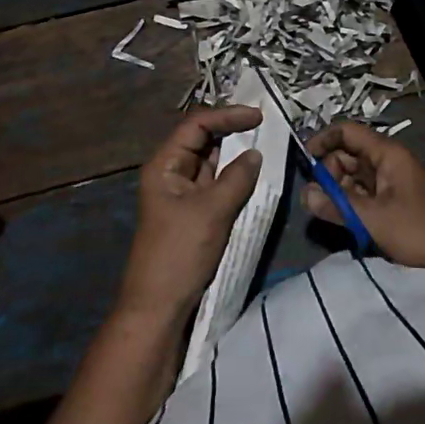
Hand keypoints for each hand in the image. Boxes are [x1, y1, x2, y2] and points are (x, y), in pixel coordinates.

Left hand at [118, 106, 263, 315]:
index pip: (196, 125)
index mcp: (165, 164)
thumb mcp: (212, 212)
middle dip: (232, 131)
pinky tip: (253, 174)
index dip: (227, 116)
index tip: (258, 115)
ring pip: (211, 163)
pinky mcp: (194, 213)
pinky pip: (216, 185)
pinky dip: (234, 178)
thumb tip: (256, 154)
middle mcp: (171, 173)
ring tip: (265, 143)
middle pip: (203, 140)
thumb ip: (237, 179)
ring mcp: (182, 193)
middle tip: (265, 125)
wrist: (159, 308)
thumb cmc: (179, 254)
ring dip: (235, 154)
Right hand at [303, 121, 424, 273]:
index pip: (347, 131)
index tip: (304, 161)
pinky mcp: (394, 200)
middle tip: (320, 198)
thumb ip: (337, 206)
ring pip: (354, 175)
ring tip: (331, 213)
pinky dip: (352, 203)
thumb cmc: (421, 230)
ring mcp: (392, 181)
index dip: (323, 140)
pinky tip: (346, 220)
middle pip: (347, 153)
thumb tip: (304, 195)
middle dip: (329, 172)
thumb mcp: (374, 219)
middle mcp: (388, 161)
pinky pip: (364, 193)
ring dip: (339, 191)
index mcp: (387, 153)